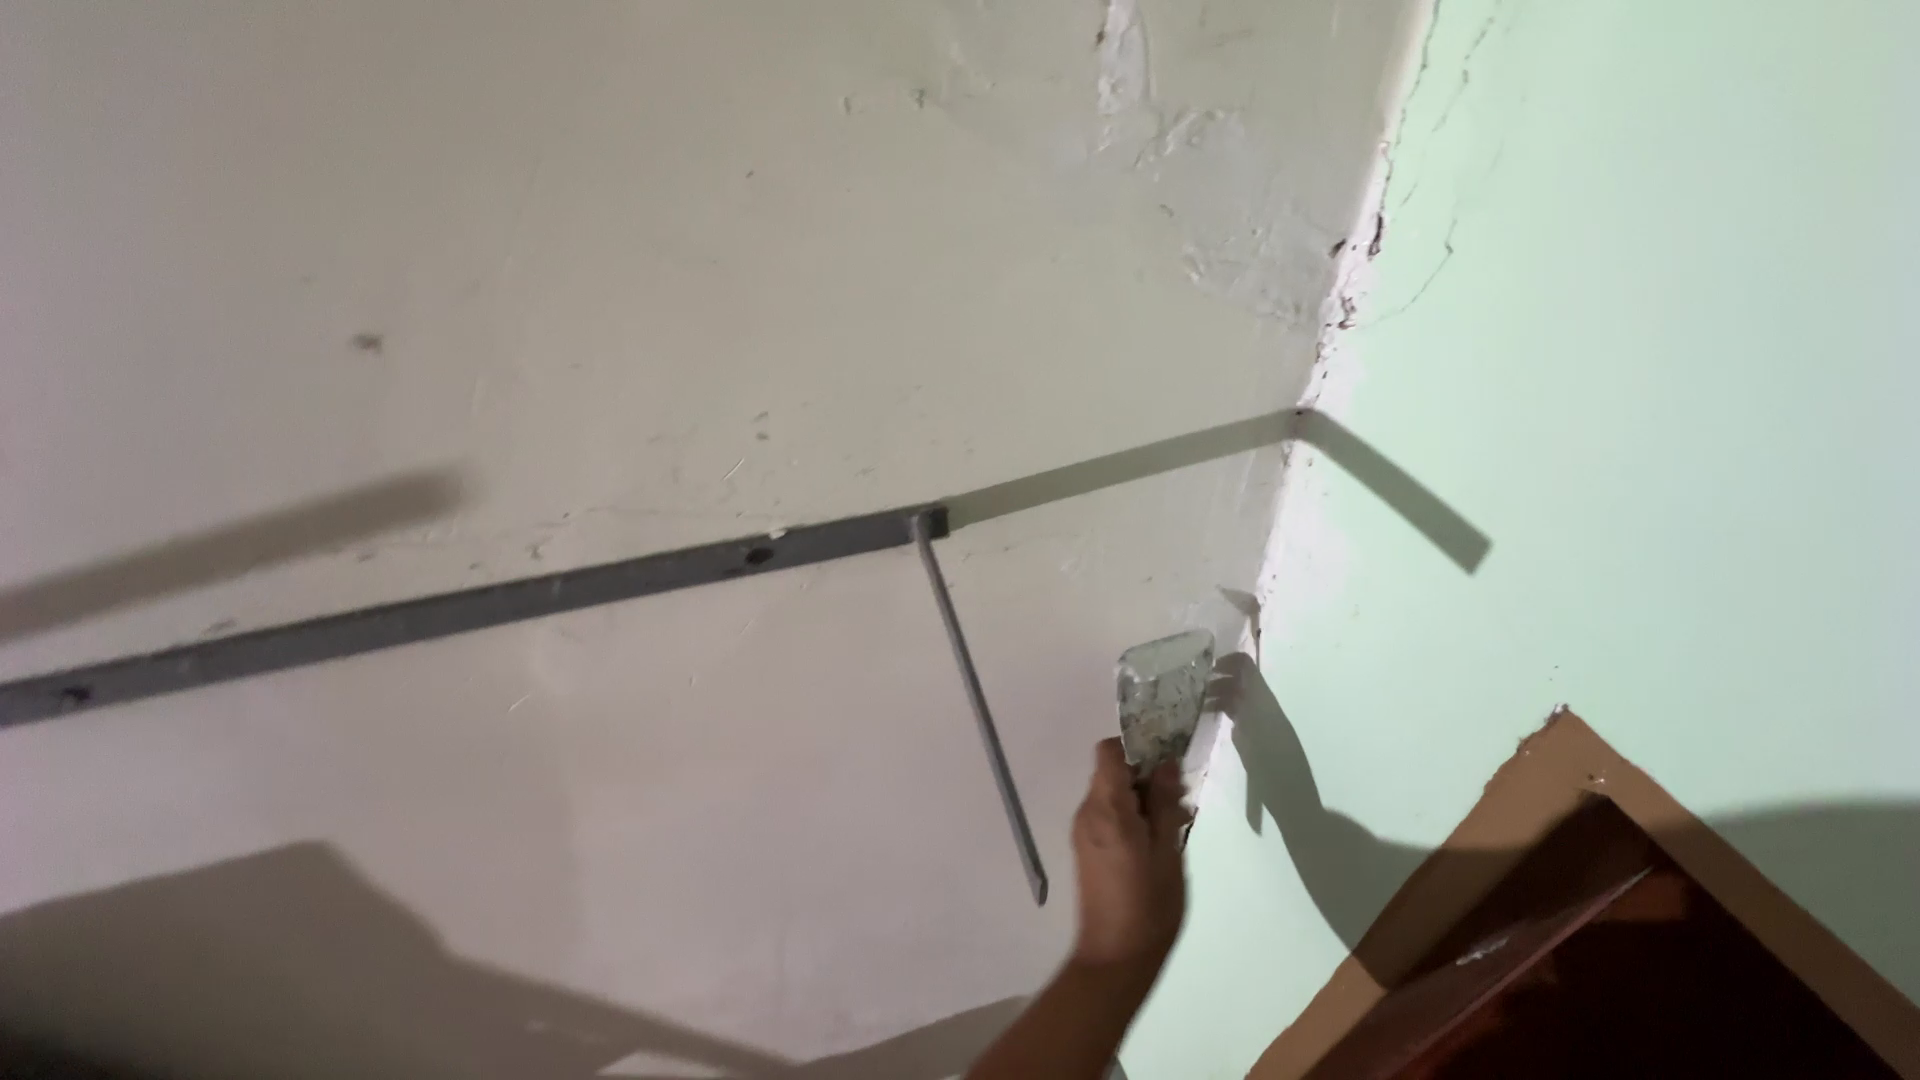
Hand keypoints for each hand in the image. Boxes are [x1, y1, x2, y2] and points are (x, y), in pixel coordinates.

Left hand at [1069, 738, 1190, 969]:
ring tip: (1176, 822)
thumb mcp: (1167, 850)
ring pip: (1112, 795)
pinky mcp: (1086, 849)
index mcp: (1106, 807)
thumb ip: (1164, 803)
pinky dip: (1131, 817)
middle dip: (1146, 777)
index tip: (1166, 762)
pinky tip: (1158, 841)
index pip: (1109, 751)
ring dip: (1142, 799)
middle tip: (1181, 798)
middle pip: (1112, 773)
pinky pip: (1107, 816)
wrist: (1114, 957)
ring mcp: (1083, 831)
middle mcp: (1087, 812)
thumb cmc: (1148, 903)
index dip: (1137, 748)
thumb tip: (1166, 764)